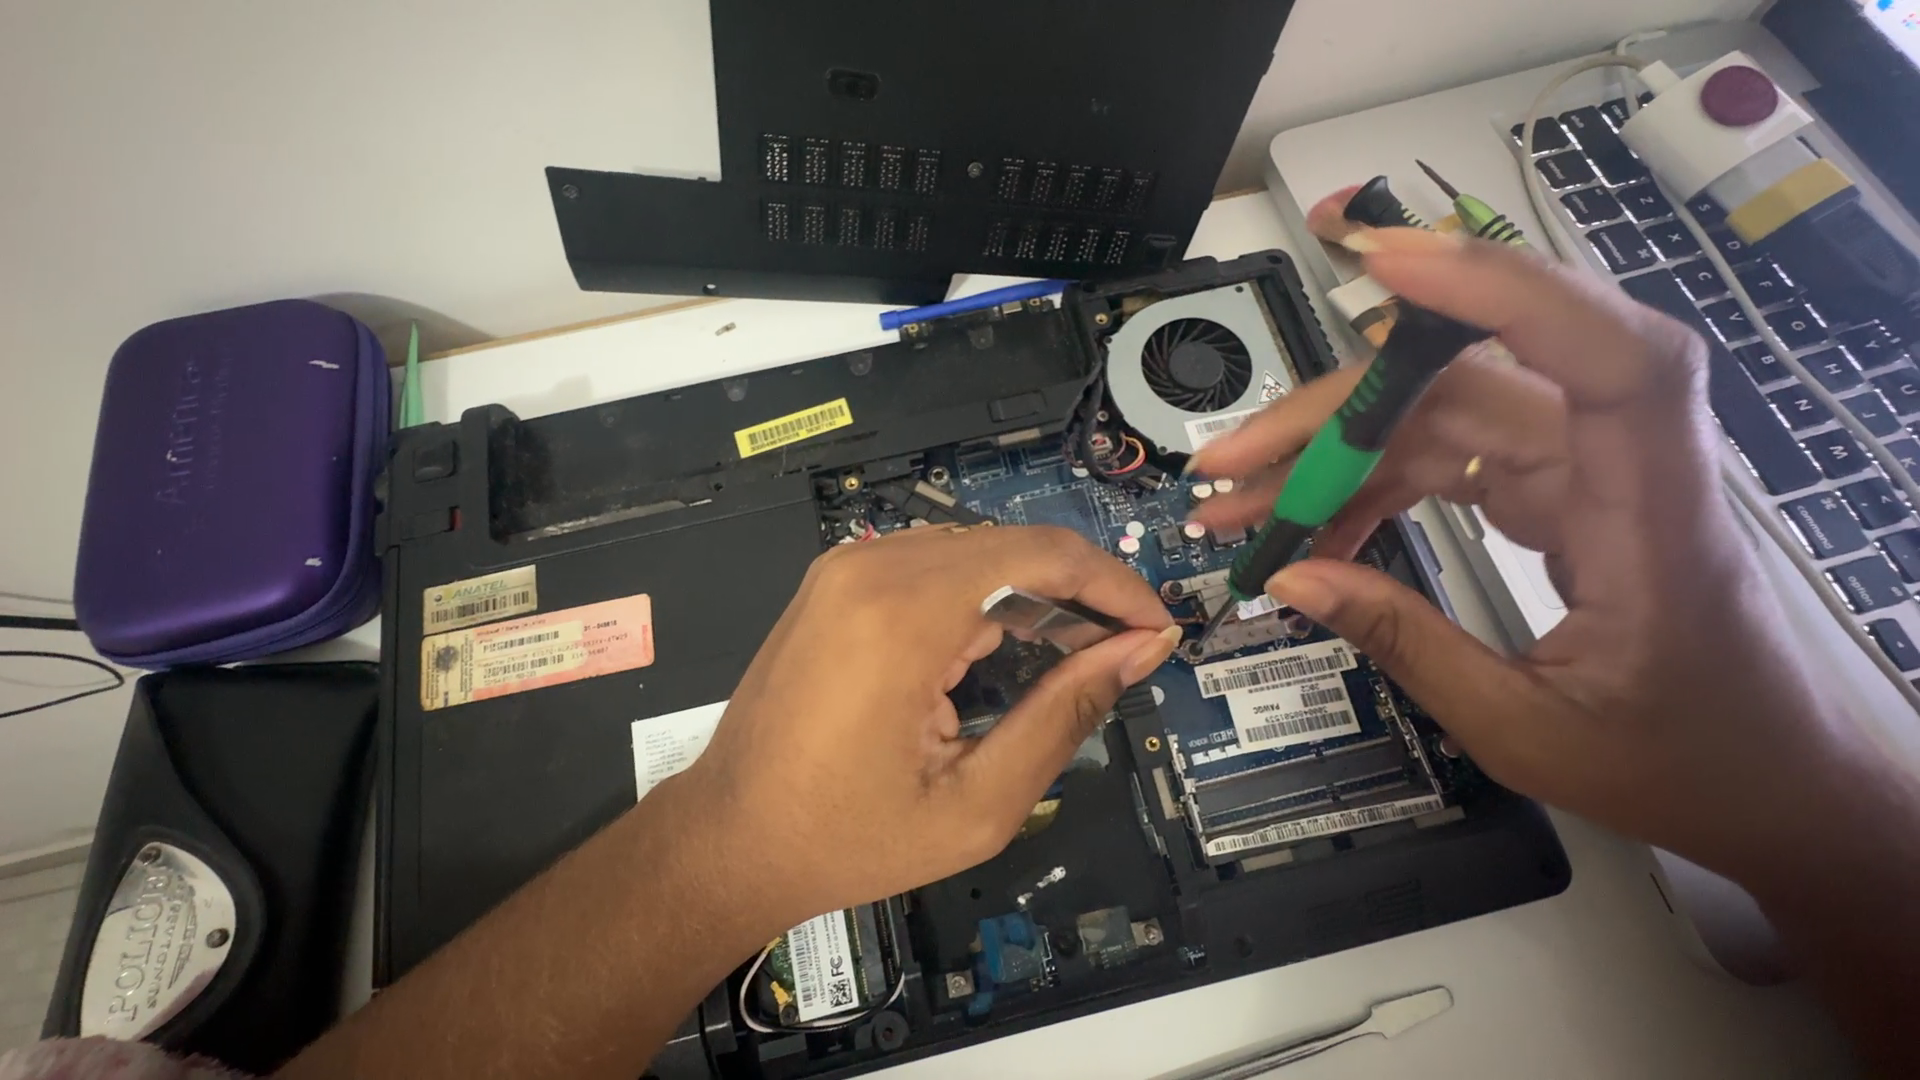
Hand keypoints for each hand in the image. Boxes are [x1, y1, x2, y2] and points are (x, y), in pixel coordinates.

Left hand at [673, 524, 1178, 933]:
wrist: (731, 837)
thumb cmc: (848, 836)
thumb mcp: (977, 802)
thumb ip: (1065, 715)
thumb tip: (1137, 652)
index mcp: (903, 613)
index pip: (1042, 555)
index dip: (1114, 585)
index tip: (1155, 628)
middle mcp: (872, 567)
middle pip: (1011, 545)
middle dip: (1080, 591)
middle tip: (1123, 649)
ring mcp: (846, 567)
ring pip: (975, 550)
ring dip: (1034, 591)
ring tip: (1075, 651)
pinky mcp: (836, 581)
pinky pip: (933, 564)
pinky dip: (984, 594)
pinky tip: (1007, 642)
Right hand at [1191, 228, 1857, 883]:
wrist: (1776, 783)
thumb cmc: (1681, 763)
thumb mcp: (1522, 727)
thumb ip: (1405, 642)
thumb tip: (1289, 574)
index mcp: (1653, 518)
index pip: (1604, 356)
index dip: (1499, 291)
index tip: (1384, 263)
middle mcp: (1617, 466)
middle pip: (1459, 391)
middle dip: (1327, 420)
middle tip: (1224, 464)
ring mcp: (1580, 472)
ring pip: (1432, 422)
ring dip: (1326, 457)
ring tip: (1238, 504)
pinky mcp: (1550, 491)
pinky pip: (1440, 463)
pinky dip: (1364, 489)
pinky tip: (1308, 528)